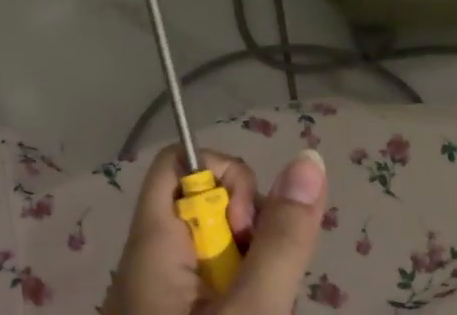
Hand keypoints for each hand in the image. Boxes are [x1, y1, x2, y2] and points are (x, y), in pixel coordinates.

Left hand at [104, 147, 327, 314]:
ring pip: (218, 251)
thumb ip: (281, 239)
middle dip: (251, 230)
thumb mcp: (250, 312)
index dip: (222, 175)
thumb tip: (310, 158)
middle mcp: (147, 266)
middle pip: (207, 206)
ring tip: (266, 306)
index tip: (247, 224)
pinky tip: (258, 311)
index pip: (177, 163)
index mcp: (150, 248)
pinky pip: (213, 288)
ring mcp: (158, 301)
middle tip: (264, 282)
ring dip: (253, 268)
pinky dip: (243, 295)